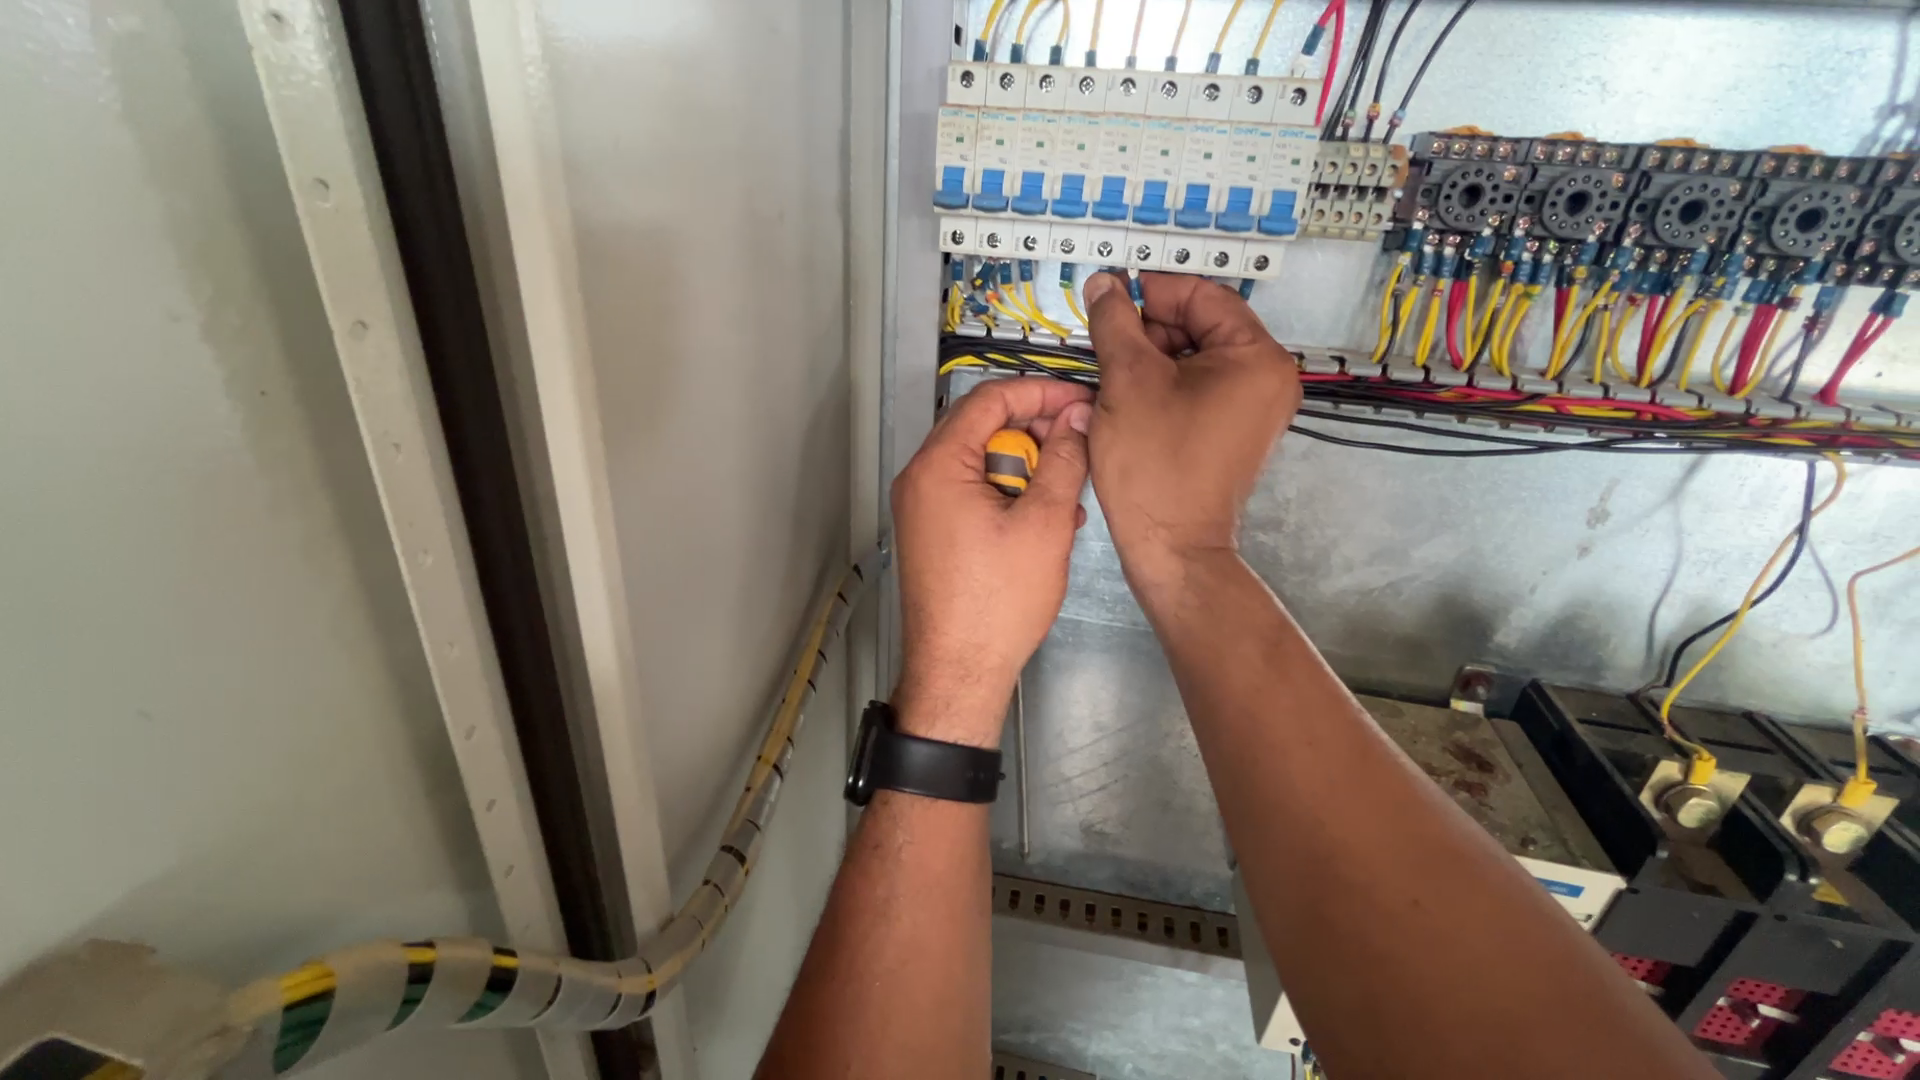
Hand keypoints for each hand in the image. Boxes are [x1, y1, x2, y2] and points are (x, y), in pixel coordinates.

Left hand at [891, 378, 1094, 746]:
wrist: (959, 672)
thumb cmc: (998, 601)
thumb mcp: (1044, 523)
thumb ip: (1063, 460)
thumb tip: (1076, 418)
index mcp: (938, 466)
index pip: (990, 399)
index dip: (1041, 392)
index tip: (1081, 401)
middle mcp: (920, 479)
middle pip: (983, 429)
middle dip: (1036, 434)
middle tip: (1079, 448)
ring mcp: (923, 509)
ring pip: (983, 464)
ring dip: (1029, 471)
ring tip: (1068, 496)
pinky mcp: (933, 534)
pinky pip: (974, 495)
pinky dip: (1011, 497)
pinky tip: (1047, 522)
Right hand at [1081, 272, 1299, 579]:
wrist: (1171, 547)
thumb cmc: (1153, 462)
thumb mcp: (1128, 381)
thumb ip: (1115, 323)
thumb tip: (1104, 283)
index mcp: (1257, 357)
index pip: (1203, 296)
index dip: (1151, 291)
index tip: (1107, 298)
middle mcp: (1268, 378)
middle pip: (1200, 327)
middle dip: (1148, 329)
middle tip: (1102, 342)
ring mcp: (1254, 409)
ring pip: (1194, 360)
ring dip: (1149, 359)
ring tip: (1108, 375)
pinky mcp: (1234, 433)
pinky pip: (1197, 391)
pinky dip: (1162, 387)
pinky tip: (1126, 399)